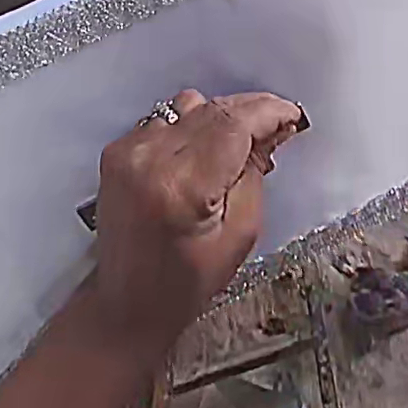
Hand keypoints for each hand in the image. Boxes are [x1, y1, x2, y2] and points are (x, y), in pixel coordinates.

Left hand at [91, 89, 304, 349]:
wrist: (126, 301)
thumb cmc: (186, 282)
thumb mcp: (240, 234)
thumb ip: (253, 173)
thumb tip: (270, 129)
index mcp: (183, 186)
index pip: (233, 124)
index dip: (267, 112)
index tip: (290, 114)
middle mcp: (150, 159)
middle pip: (212, 109)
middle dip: (250, 112)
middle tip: (275, 128)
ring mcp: (128, 151)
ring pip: (189, 106)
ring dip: (219, 118)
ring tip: (234, 148)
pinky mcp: (116, 150)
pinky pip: (165, 119)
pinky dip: (189, 128)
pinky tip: (199, 156)